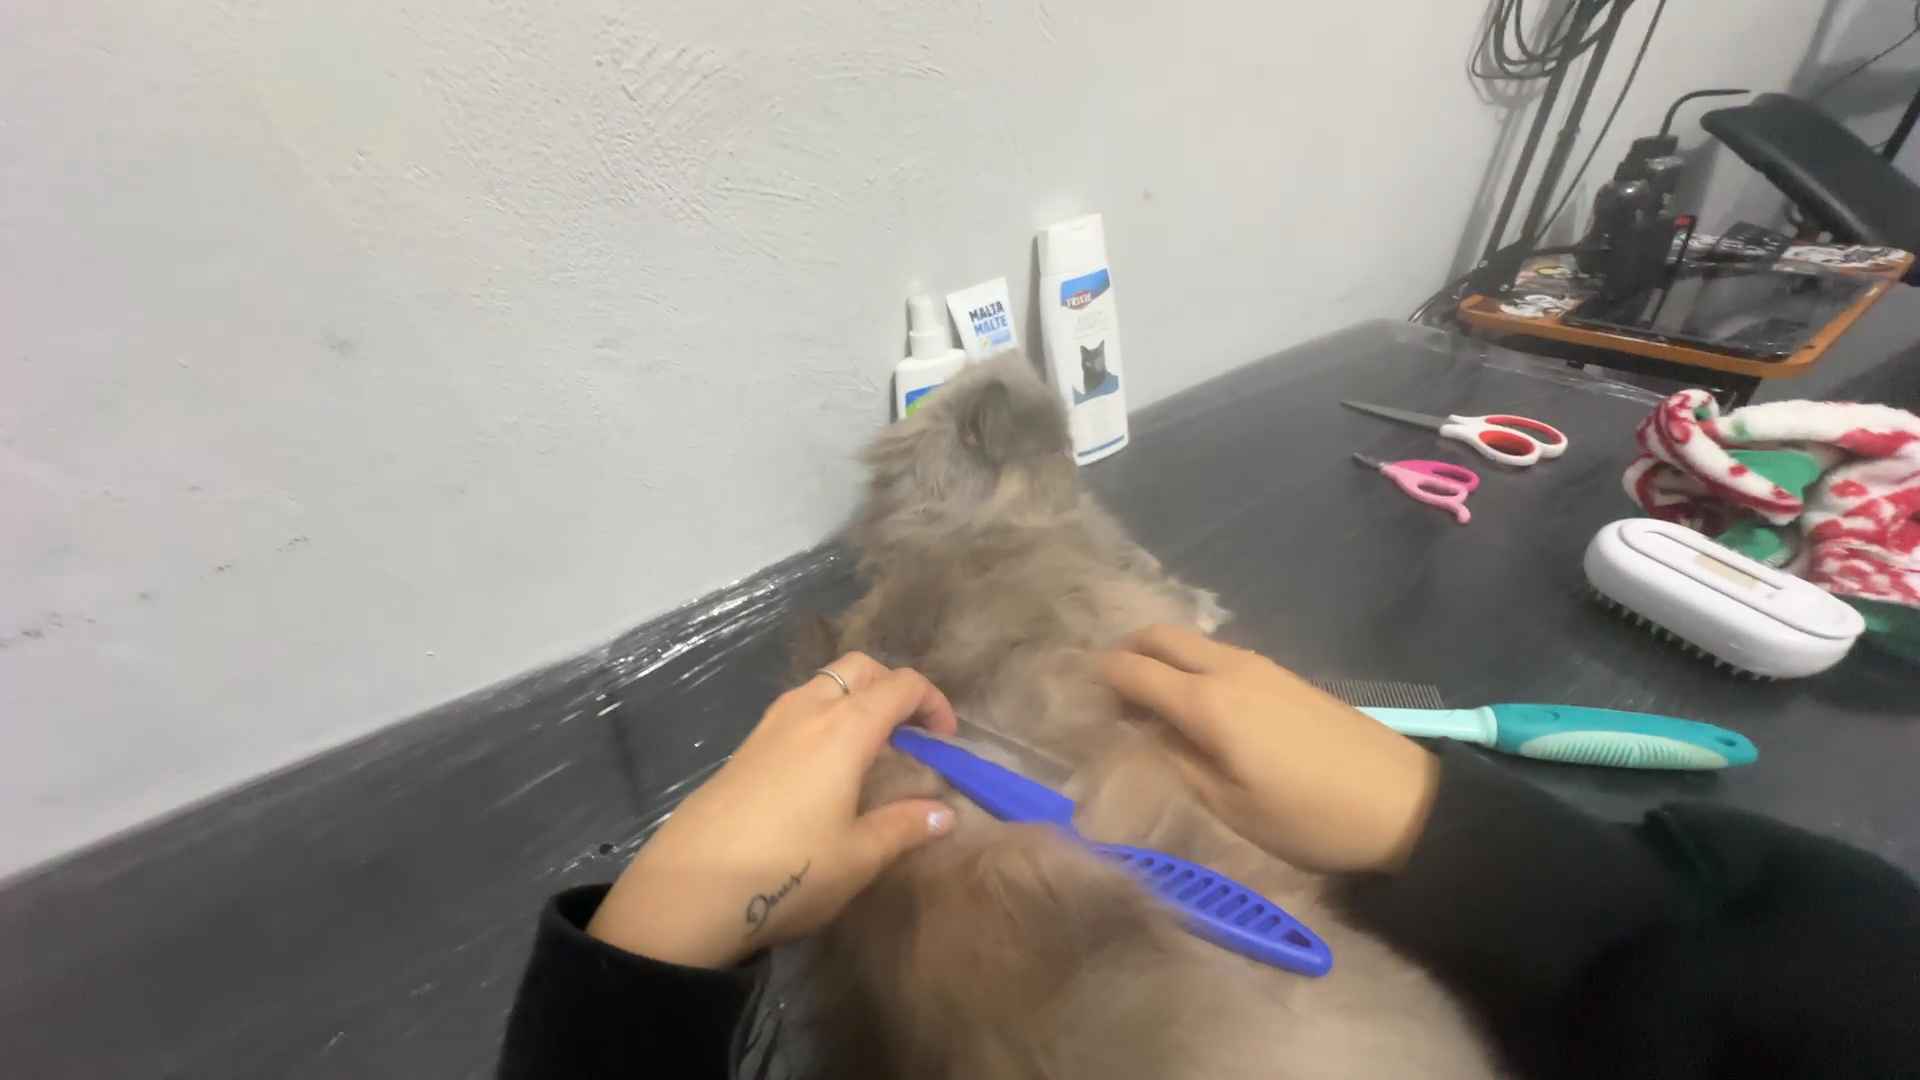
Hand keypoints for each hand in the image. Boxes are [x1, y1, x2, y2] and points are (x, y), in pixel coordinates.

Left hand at [587, 653, 958, 967]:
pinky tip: (825, 766)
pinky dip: (827, 715)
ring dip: (857, 699)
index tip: (944, 740)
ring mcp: (772, 722)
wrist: (687, 891)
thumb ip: (905, 827)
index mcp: (845, 727)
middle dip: (893, 686)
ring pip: (826, 683)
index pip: (902, 685)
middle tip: (908, 732)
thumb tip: (944, 815)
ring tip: (869, 750)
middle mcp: (809, 709)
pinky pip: (800, 707)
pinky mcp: (747, 743)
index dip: (934, 703)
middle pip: (861, 667)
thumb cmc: (788, 869)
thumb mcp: (858, 856)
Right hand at [1100, 624, 1438, 873]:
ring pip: (1188, 638)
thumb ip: (1174, 760)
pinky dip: (1187, 661)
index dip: (1099, 677)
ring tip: (1148, 695)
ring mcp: (1257, 664)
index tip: (1081, 697)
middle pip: (1159, 635)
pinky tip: (1193, 698)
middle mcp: (1226, 668)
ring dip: (1158, 653)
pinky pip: (1215, 650)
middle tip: (1110, 687)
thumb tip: (1136, 729)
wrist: (1406, 803)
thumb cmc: (1308, 817)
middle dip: (1125, 650)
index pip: (1132, 669)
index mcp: (1207, 703)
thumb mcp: (1228, 807)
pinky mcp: (1279, 671)